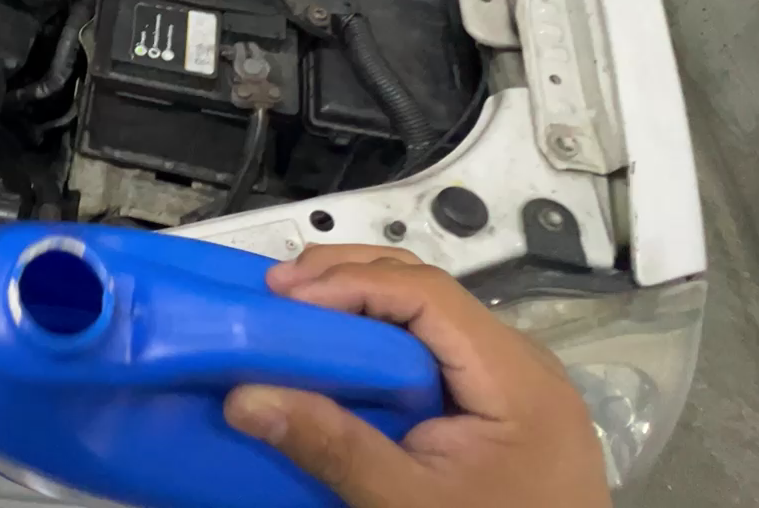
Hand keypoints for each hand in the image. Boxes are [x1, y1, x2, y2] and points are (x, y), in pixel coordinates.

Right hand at [223, 245, 607, 507]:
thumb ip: (333, 447)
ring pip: (420, 299)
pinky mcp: (487, 392)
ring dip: (352, 290)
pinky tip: (333, 337)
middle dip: (343, 274)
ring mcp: (504, 373)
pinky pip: (422, 331)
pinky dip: (370, 320)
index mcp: (515, 378)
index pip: (426, 292)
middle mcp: (517, 359)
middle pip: (421, 282)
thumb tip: (241, 399)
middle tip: (277, 289)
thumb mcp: (411, 507)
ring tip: (295, 305)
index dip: (350, 281)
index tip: (285, 295)